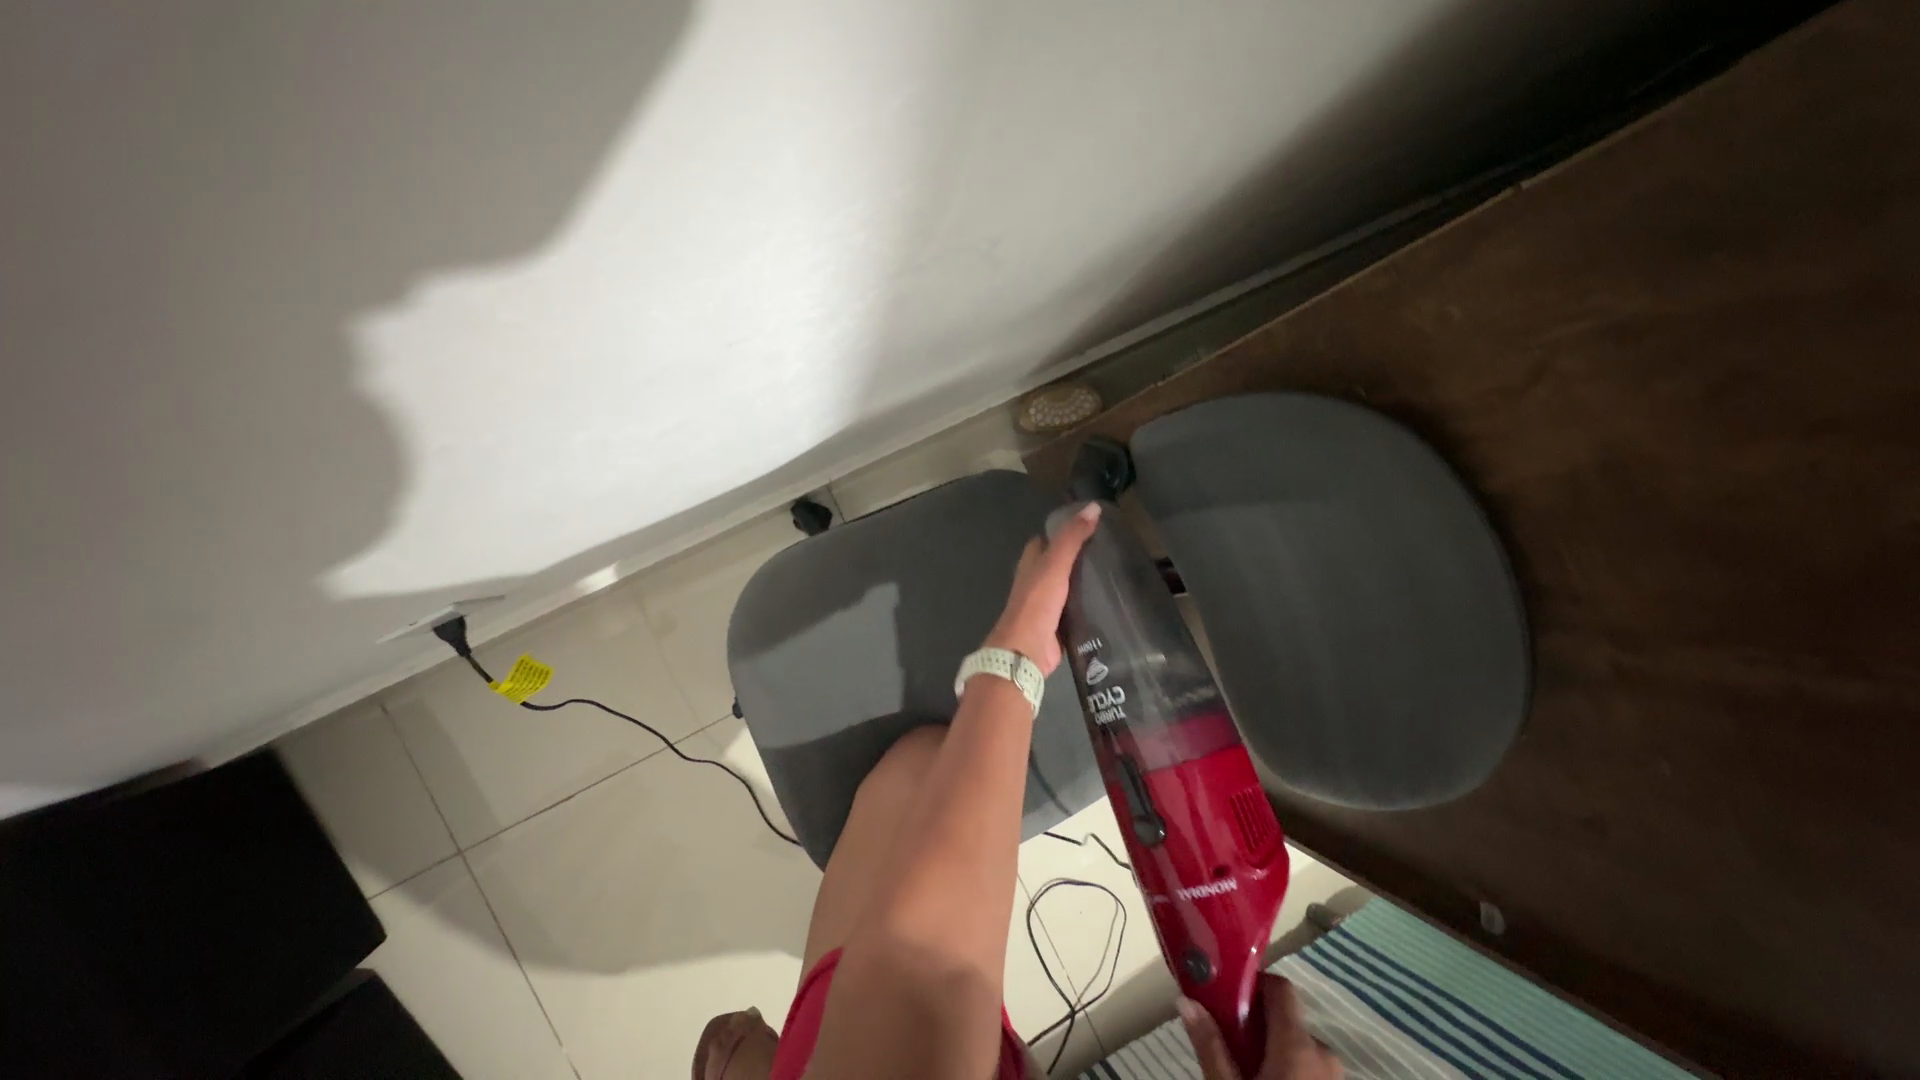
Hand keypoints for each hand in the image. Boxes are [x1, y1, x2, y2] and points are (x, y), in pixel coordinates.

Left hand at [982, 501, 1101, 674]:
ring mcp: (1046, 607)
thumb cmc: (1037, 604)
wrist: (1026, 651)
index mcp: (1031, 565)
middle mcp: (1036, 584)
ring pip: (1068, 589)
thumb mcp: (1055, 565)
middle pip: (1058, 565)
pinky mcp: (1058, 627)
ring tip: (1116, 574)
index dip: (1063, 531)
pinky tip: (1110, 604)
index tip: (1090, 526)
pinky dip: (1089, 607)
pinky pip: (1076, 612)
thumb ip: (1072, 538)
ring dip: (1085, 583)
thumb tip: (1093, 507)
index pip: (1045, 541)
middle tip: (1110, 550)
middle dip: (1078, 558)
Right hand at [1179, 976, 1343, 1079]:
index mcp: (1299, 1046)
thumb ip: (1210, 1045)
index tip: (1227, 1001)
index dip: (1254, 986)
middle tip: (1230, 1050)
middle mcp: (1325, 1055)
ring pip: (1298, 1050)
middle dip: (1257, 1030)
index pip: (1281, 988)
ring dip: (1272, 1055)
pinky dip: (1289, 1074)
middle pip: (1286, 1022)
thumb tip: (1186, 1000)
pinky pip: (1310, 1072)